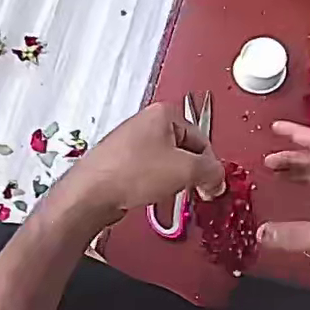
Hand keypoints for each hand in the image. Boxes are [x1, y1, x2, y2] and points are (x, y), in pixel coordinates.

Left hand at [46, 102, 225, 228]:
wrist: (91, 194)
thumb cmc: (132, 173)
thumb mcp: (185, 170)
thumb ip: (211, 172)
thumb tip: (218, 178)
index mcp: (164, 114)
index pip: (202, 139)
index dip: (210, 165)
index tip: (211, 184)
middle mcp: (147, 123)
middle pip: (185, 150)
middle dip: (191, 173)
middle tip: (194, 191)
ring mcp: (132, 142)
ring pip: (167, 162)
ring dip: (173, 181)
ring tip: (167, 193)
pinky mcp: (121, 161)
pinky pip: (149, 171)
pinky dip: (155, 184)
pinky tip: (150, 195)